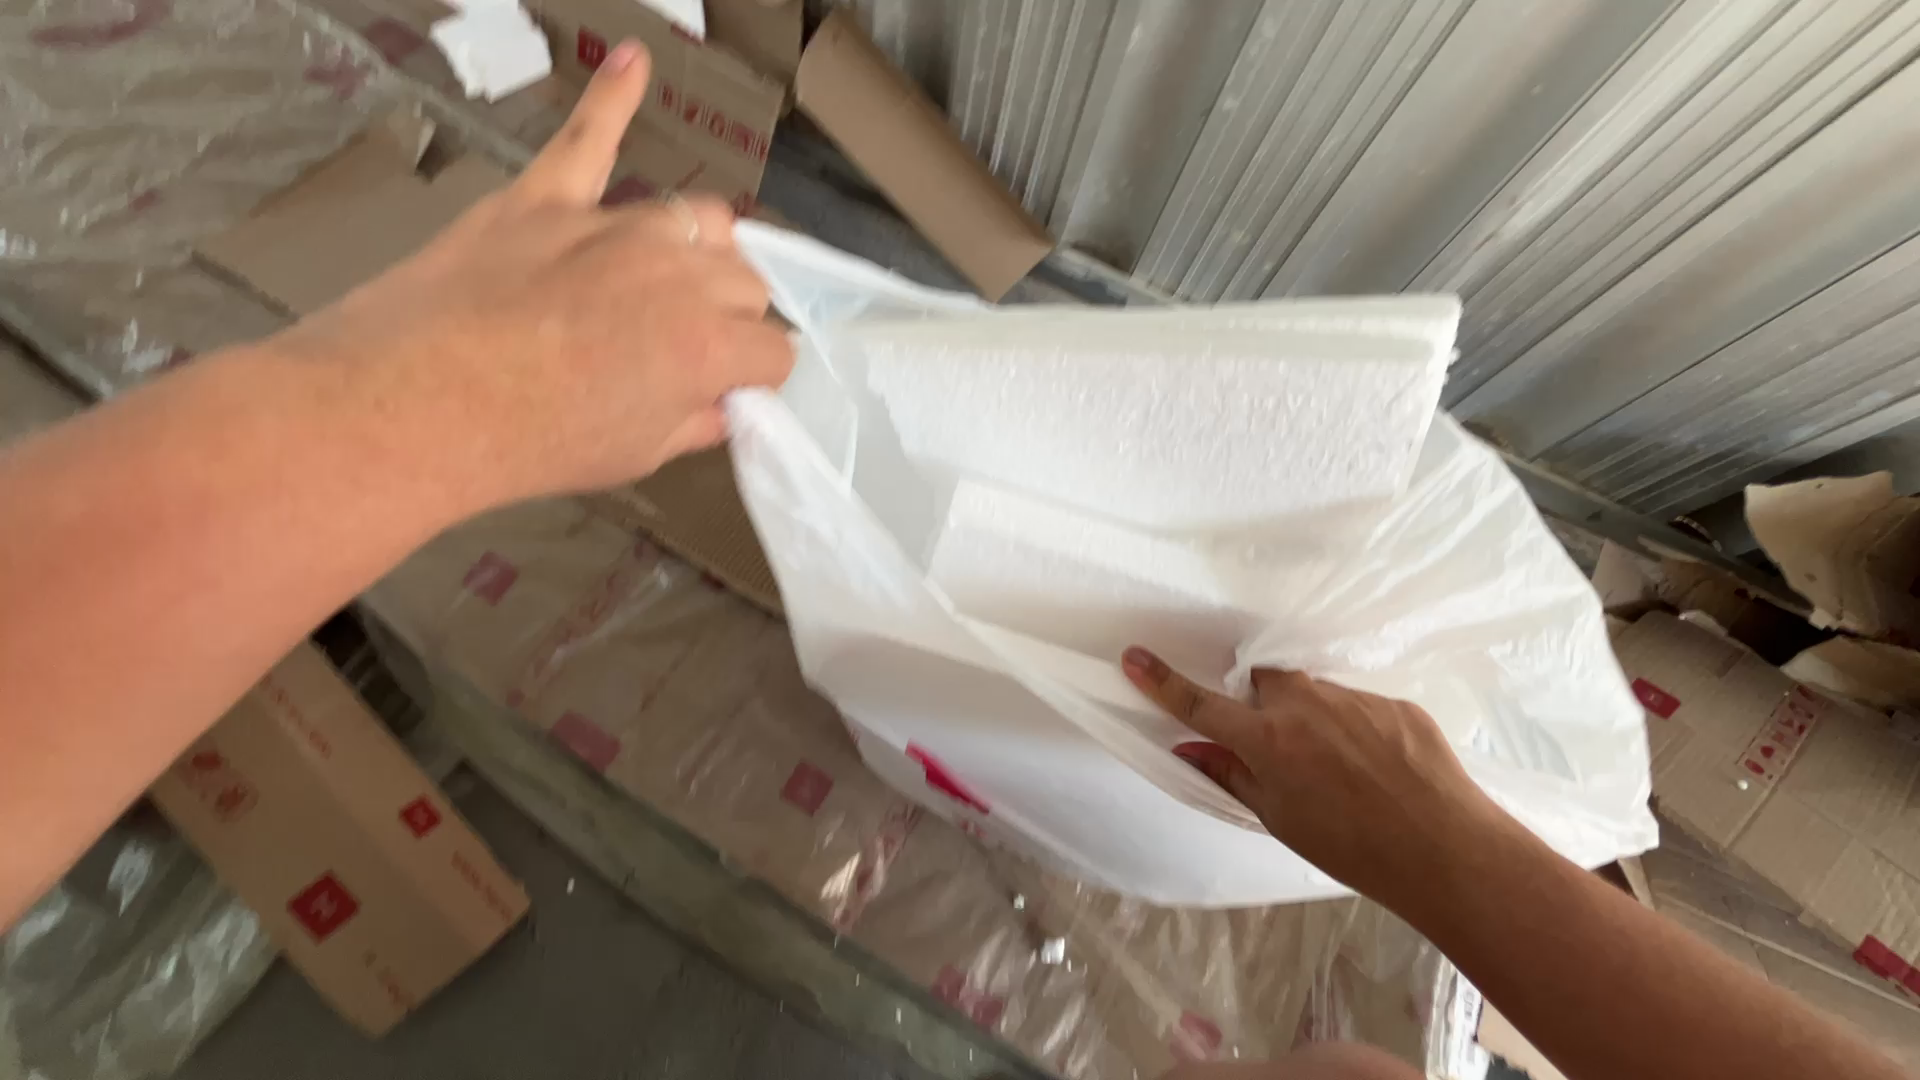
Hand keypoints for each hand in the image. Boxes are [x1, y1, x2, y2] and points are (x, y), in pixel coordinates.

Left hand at [279, 40, 791, 508]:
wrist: (413, 406)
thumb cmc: (537, 443)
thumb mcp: (641, 454)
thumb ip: (700, 420)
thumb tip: (724, 401)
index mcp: (709, 347)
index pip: (776, 351)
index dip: (759, 376)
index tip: (733, 389)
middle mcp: (679, 276)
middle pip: (748, 282)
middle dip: (737, 319)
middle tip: (694, 349)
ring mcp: (614, 227)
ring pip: (701, 221)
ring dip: (705, 254)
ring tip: (678, 280)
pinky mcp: (547, 199)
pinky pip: (589, 137)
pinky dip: (613, 99)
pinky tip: (636, 61)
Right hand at [1120, 646, 1514, 907]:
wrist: (1450, 852)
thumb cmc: (1351, 847)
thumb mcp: (1278, 817)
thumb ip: (1231, 774)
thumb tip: (1189, 748)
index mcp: (1267, 738)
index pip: (1200, 704)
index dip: (1162, 682)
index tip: (1133, 656)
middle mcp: (1303, 704)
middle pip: (1265, 683)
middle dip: (1264, 702)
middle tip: (1283, 744)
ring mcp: (1352, 698)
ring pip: (1314, 694)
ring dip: (1313, 718)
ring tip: (1343, 767)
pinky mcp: (1392, 702)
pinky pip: (1357, 705)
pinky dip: (1356, 729)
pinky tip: (1378, 768)